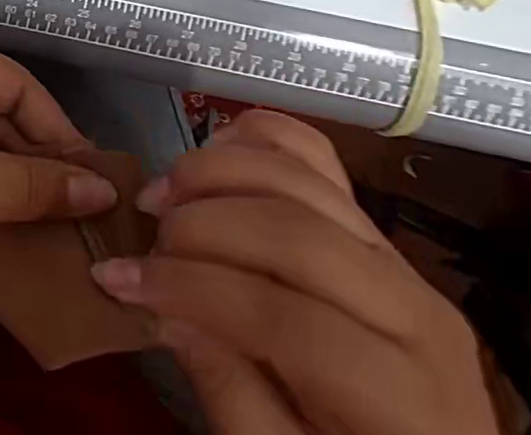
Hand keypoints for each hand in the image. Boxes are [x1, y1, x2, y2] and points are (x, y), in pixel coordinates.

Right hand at [90, 110, 499, 434]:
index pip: (287, 318)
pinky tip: (211, 150)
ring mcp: (395, 256)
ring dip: (215, 172)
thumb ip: (227, 392)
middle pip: (292, 233)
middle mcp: (412, 309)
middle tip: (142, 236)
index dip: (191, 291)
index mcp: (404, 395)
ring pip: (301, 178)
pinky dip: (258, 136)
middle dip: (197, 225)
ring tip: (161, 195)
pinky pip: (318, 157)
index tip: (118, 281)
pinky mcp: (371, 224)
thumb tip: (164, 308)